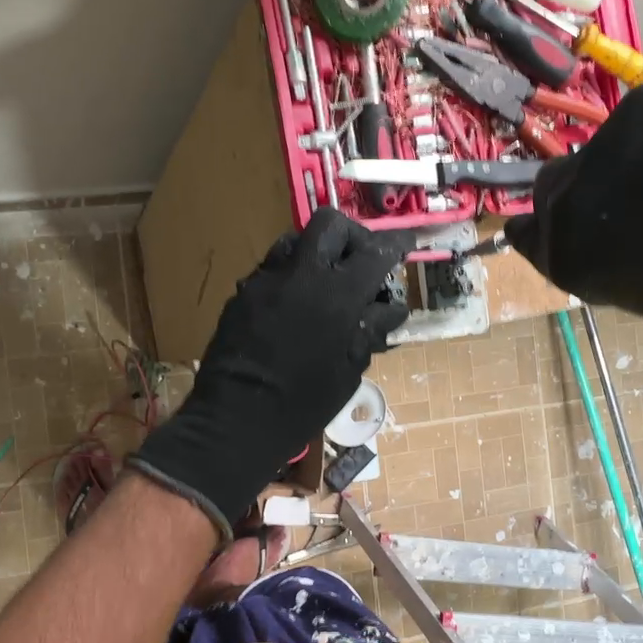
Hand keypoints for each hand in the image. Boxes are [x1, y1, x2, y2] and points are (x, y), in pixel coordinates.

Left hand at [129, 208, 409, 537]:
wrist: (236, 418)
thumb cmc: (304, 403)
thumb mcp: (349, 370)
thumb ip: (371, 330)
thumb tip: (390, 309)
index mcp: (339, 294)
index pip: (376, 251)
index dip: (396, 245)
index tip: (405, 246)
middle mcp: (302, 274)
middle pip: (330, 224)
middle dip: (351, 236)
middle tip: (358, 262)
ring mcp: (266, 279)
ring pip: (294, 241)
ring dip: (315, 253)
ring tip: (323, 283)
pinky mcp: (241, 293)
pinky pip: (271, 271)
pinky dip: (289, 278)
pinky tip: (292, 307)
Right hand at [504, 76, 642, 344]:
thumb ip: (606, 261)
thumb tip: (589, 235)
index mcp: (574, 252)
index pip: (529, 234)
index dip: (546, 233)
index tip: (571, 234)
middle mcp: (574, 195)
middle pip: (554, 184)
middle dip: (583, 193)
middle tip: (632, 204)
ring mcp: (610, 143)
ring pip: (603, 148)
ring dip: (629, 160)